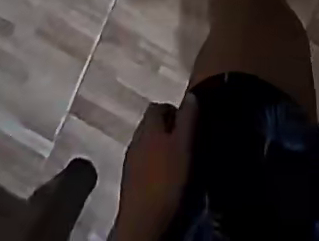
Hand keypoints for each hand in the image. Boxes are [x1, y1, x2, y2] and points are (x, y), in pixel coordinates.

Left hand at [111, 94, 199, 240]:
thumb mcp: (185, 144)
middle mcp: (134, 139)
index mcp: (148, 127)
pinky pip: (142, 162)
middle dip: (167, 127)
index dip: (173, 109)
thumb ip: (188, 117)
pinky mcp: (128, 182)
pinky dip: (153, 163)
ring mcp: (129, 162)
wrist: (143, 223)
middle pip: (150, 124)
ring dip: (160, 146)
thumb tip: (190, 94)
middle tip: (186, 138)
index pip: (157, 106)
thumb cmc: (167, 179)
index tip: (189, 120)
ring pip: (146, 144)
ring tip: (177, 157)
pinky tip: (164, 175)